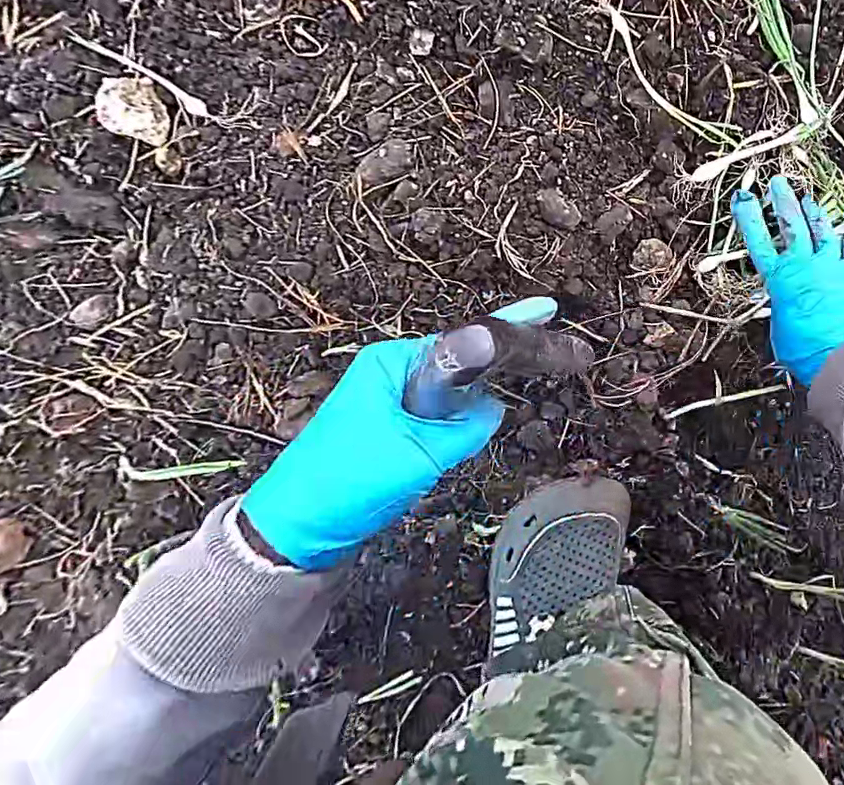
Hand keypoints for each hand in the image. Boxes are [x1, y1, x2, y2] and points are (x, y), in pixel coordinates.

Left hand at [240, 297, 559, 569]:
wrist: (294, 534)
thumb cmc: (349, 482)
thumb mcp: (422, 453)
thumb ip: (470, 425)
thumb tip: (495, 407)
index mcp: (394, 362)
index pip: (463, 339)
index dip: (509, 326)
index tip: (549, 310)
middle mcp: (393, 369)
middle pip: (460, 364)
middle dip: (487, 382)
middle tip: (536, 378)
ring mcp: (390, 396)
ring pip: (451, 396)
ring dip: (463, 417)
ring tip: (443, 451)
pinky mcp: (390, 423)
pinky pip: (436, 416)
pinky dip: (450, 430)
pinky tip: (445, 453)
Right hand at [731, 176, 843, 384]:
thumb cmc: (807, 351)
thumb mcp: (781, 330)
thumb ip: (782, 309)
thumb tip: (786, 305)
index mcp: (780, 279)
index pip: (759, 240)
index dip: (749, 217)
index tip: (743, 197)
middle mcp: (805, 265)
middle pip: (792, 224)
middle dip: (783, 200)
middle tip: (778, 182)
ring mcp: (832, 265)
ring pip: (822, 230)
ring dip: (814, 213)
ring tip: (808, 198)